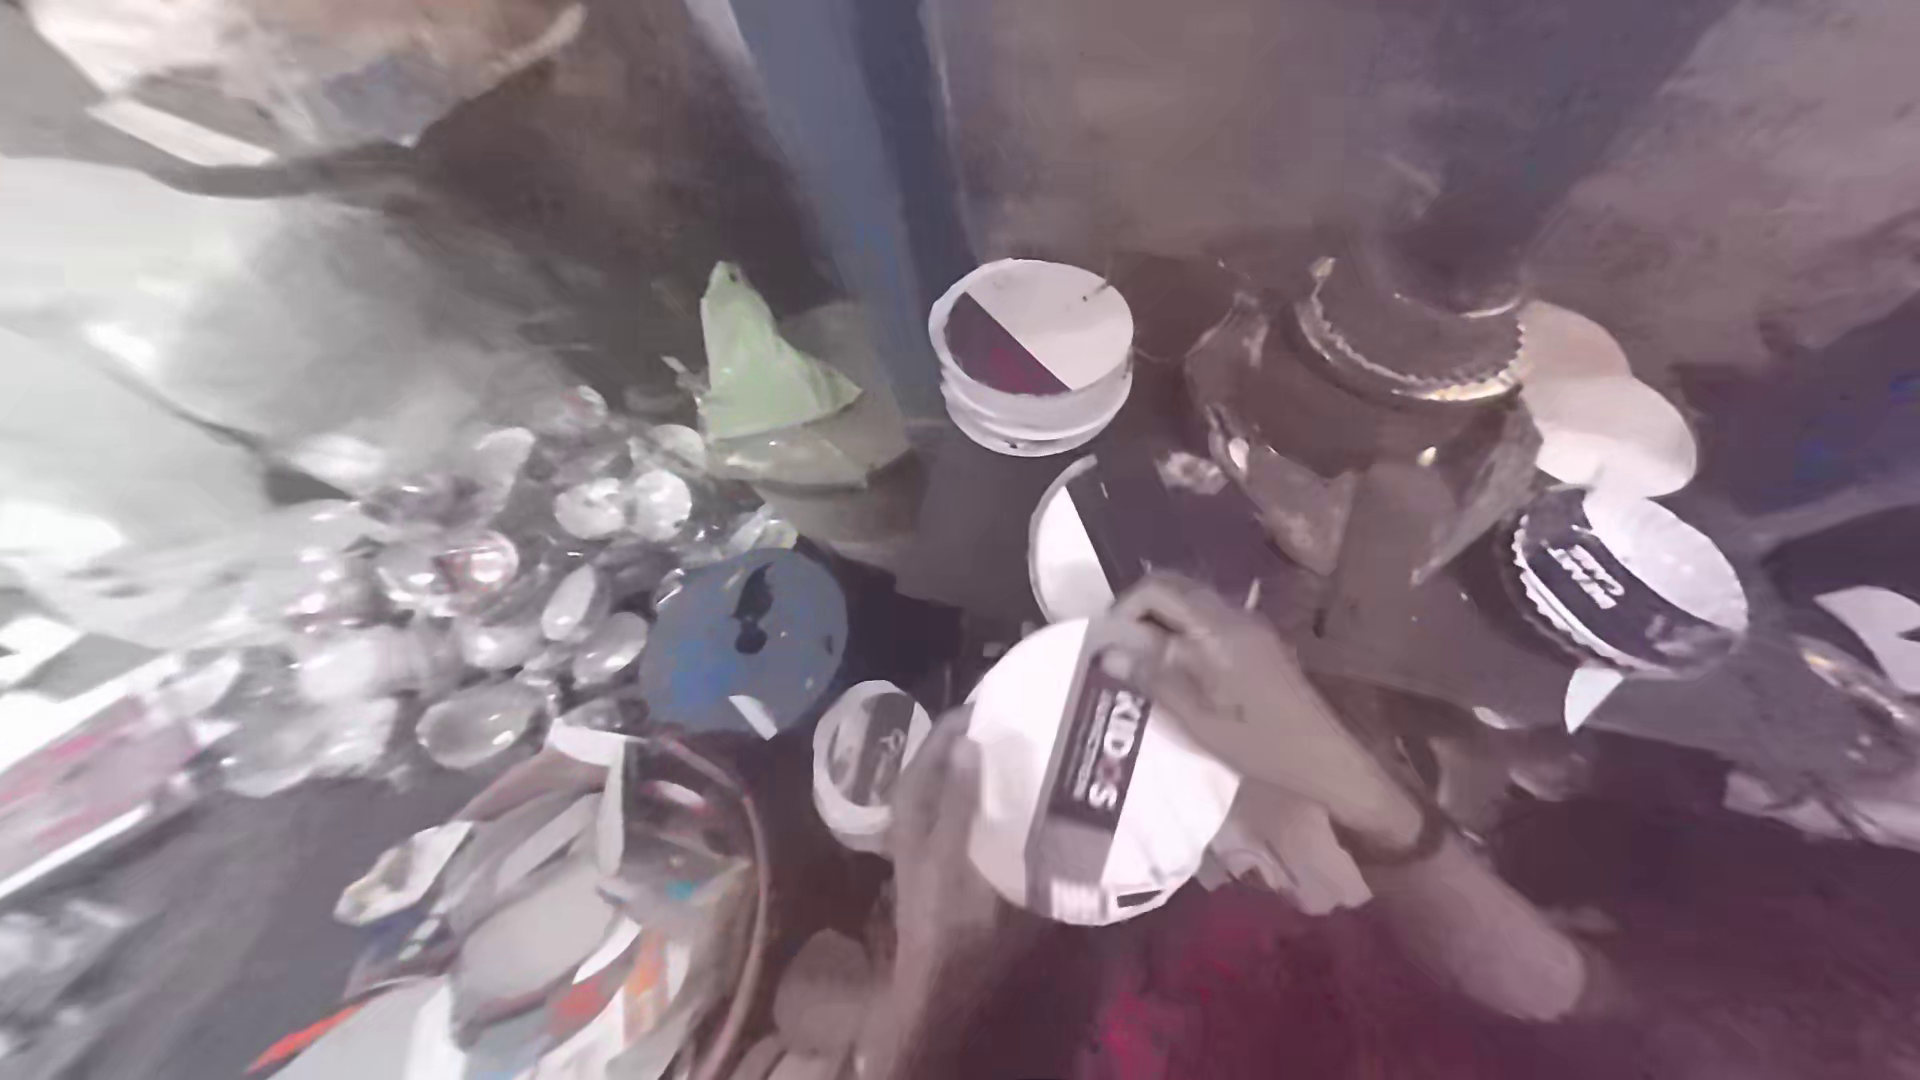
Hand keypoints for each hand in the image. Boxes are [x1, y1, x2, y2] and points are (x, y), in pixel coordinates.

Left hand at [887, 710, 1019, 974]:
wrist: (939, 971)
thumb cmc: (943, 911)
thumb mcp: (950, 853)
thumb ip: (957, 797)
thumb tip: (968, 737)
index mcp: (914, 793)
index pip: (943, 733)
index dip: (973, 713)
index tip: (1016, 700)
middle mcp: (921, 796)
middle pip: (954, 747)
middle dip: (987, 731)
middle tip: (1033, 719)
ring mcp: (936, 815)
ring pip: (966, 769)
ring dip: (993, 756)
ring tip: (1035, 743)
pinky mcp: (953, 833)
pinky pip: (975, 793)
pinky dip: (995, 782)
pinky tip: (1024, 784)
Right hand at [1103, 574, 1422, 849]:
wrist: (1329, 762)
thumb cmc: (1262, 746)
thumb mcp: (1199, 720)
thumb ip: (1152, 679)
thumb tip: (1108, 654)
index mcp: (1218, 630)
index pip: (1159, 589)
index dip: (1125, 605)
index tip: (1108, 638)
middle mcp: (1233, 616)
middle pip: (1174, 586)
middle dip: (1138, 607)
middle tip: (1117, 643)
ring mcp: (1247, 625)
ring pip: (1190, 599)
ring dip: (1158, 616)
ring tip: (1138, 654)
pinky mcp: (1254, 640)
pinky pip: (1206, 616)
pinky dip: (1178, 627)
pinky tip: (1171, 663)